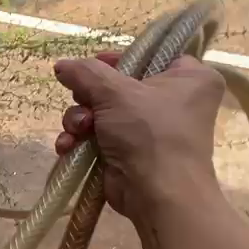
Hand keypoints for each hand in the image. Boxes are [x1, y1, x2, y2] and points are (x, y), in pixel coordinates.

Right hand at [53, 52, 225, 219]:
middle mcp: (171, 101)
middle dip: (88, 99)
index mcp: (187, 79)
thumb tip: (62, 64)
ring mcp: (147, 128)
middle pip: (114, 86)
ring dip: (78, 121)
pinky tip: (69, 146)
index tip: (89, 69)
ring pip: (98, 112)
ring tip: (78, 132)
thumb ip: (86, 73)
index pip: (148, 57)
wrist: (157, 192)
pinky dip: (79, 139)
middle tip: (83, 103)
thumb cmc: (150, 133)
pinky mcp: (127, 149)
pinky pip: (95, 135)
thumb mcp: (116, 93)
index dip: (116, 61)